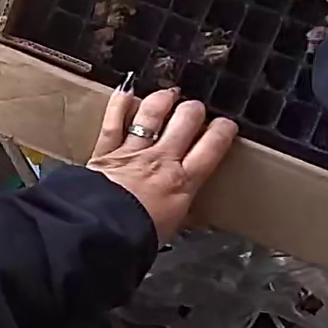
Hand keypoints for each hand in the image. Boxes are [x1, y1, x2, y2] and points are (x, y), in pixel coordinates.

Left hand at [88, 87, 237, 240]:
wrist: (101, 231)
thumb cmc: (135, 236)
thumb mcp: (171, 230)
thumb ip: (184, 217)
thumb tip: (195, 220)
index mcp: (182, 182)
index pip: (212, 147)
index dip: (223, 130)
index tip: (226, 125)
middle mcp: (161, 160)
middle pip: (185, 120)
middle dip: (194, 110)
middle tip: (195, 110)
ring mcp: (133, 151)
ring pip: (153, 113)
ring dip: (163, 99)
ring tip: (169, 95)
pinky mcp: (106, 150)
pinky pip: (114, 120)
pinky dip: (120, 103)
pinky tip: (126, 91)